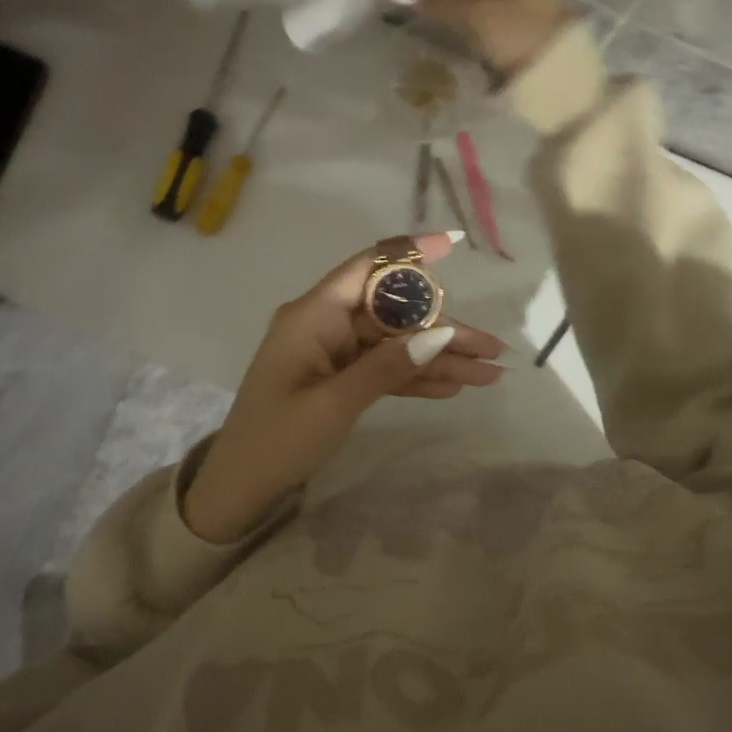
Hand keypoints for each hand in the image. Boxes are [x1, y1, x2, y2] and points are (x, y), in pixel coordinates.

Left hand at [181, 232, 503, 542]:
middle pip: (394, 313)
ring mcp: (332, 352)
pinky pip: (384, 369)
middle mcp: (325, 324)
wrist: (239, 486)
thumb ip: (388, 366)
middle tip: (492, 350)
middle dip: (443, 330)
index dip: (411, 254)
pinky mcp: (338, 378)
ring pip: (396, 344)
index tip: (453, 245)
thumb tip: (441, 334)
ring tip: (488, 375)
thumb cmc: (278, 439)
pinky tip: (453, 388)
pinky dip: (415, 378)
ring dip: (438, 358)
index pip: (368, 267)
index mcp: (313, 315)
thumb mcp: (335, 403)